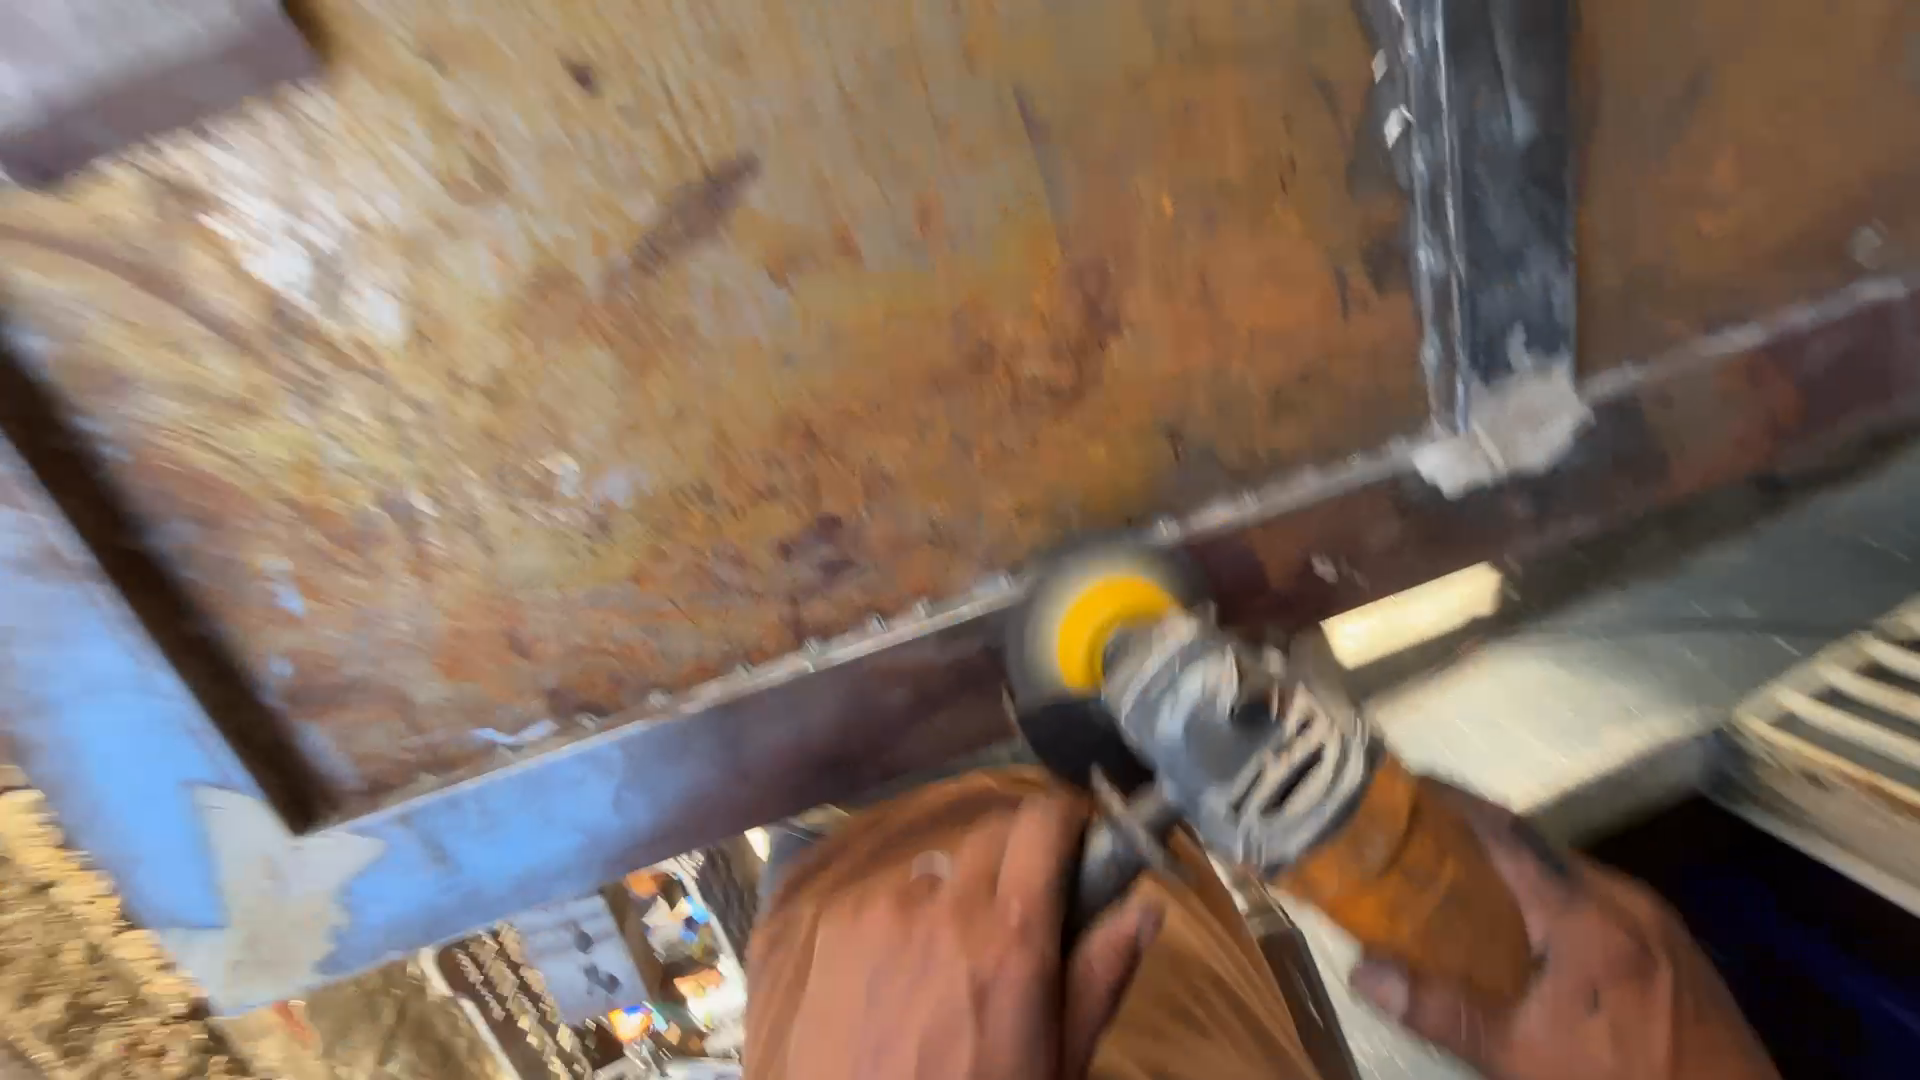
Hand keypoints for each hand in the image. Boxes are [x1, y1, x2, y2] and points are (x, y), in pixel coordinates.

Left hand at [780, 793, 1163, 1078]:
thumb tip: (1145, 907)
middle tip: (1020, 904)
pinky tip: (898, 972)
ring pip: (938, 865)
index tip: (1073, 836)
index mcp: (1010, 935)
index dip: (1063, 820)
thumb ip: (1100, 975)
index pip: (1042, 821)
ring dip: (956, 891)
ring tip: (950, 954)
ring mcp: (880, 907)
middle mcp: (944, 903)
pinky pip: (884, 894)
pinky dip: (903, 918)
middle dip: (1016, 853)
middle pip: (992, 830)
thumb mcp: (1056, 1063)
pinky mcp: (833, 923)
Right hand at [1348, 789, 1778, 1079]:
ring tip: (1456, 880)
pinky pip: (1592, 896)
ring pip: (1563, 870)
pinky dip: (1544, 893)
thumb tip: (1361, 971)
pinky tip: (1524, 927)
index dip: (1449, 801)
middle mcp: (1623, 898)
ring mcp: (1656, 921)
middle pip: (1531, 844)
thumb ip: (1441, 1010)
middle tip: (1412, 840)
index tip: (1400, 787)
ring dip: (1509, 865)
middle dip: (1470, 834)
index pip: (1504, 830)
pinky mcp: (1674, 948)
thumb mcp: (1523, 1059)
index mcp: (1585, 912)